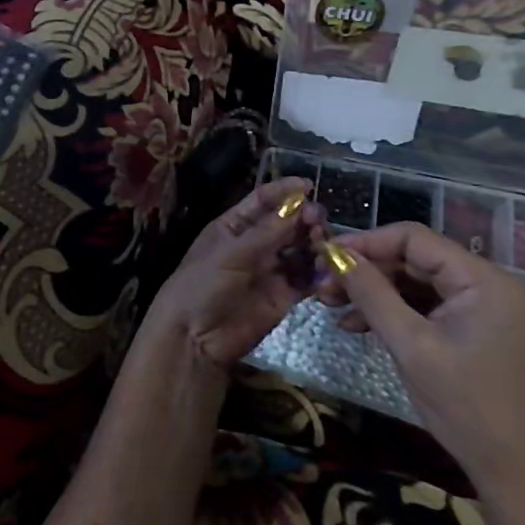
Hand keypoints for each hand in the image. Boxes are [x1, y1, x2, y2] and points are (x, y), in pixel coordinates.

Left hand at [136, 176, 324, 374]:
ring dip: (315, 243)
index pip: (262, 201)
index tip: (308, 185)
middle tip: (319, 221)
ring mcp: (270, 270)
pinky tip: (330, 269)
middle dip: (304, 218)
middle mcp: (253, 245)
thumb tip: (298, 202)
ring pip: (301, 249)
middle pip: (287, 224)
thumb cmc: (202, 286)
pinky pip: (307, 278)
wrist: (195, 338)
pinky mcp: (283, 295)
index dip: (284, 191)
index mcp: (232, 227)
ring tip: (326, 244)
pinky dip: (320, 272)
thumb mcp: (231, 254)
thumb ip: (267, 231)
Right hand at [315, 222, 524, 491]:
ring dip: (374, 293)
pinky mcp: (477, 332)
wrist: (516, 467)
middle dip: (366, 271)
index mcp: (483, 281)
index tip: (324, 258)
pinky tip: (359, 327)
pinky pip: (428, 308)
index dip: (365, 243)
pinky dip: (393, 313)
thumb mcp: (409, 344)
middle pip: (415, 260)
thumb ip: (372, 294)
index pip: (414, 239)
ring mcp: (485, 310)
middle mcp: (489, 286)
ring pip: (417, 285)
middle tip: (322, 288)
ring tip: (333, 309)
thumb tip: (337, 256)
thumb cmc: (464, 403)